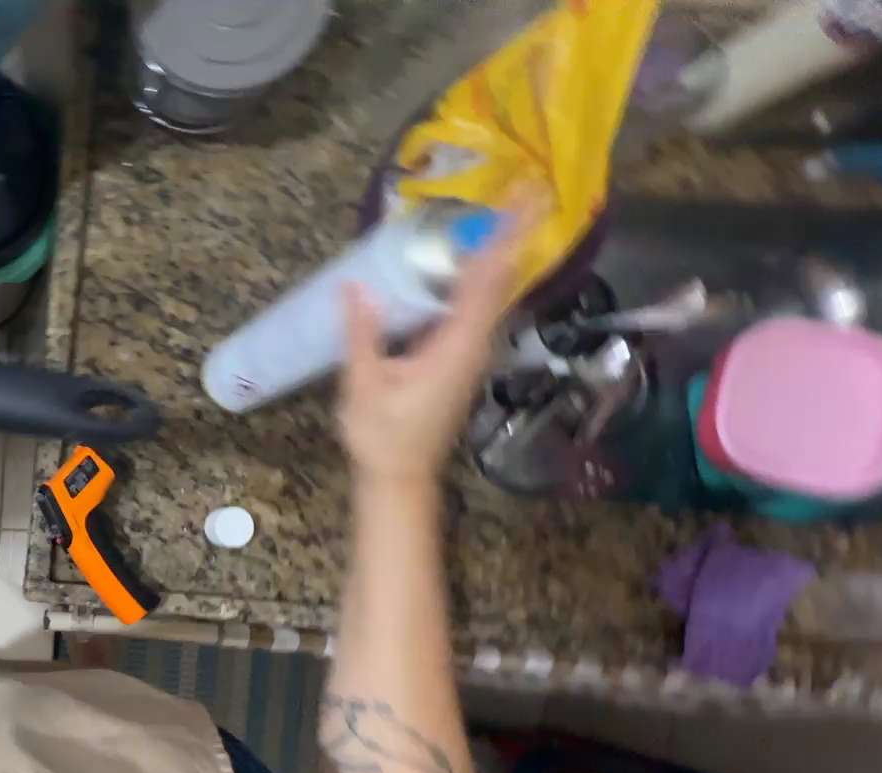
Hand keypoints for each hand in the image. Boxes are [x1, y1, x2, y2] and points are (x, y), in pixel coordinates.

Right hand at [336, 210, 527, 485]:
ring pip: (493, 293)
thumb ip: (363, 334)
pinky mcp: (460, 361)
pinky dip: (480, 279)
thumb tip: (356, 287)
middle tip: (524, 187)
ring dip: (500, 252)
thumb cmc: (381, 436)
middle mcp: (474, 345)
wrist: (399, 476)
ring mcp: (471, 354)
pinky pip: (477, 309)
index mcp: (455, 347)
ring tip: (502, 214)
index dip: (504, 235)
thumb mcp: (364, 385)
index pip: (486, 280)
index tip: (524, 194)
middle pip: (500, 280)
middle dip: (512, 233)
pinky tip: (468, 266)